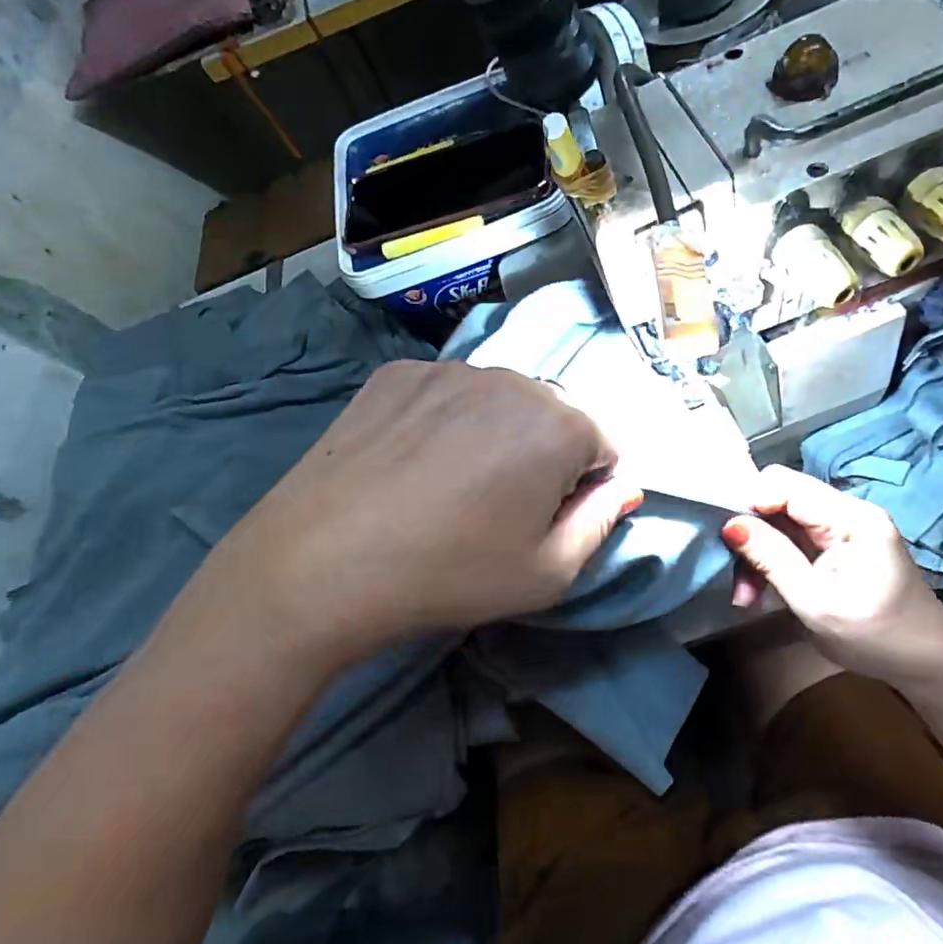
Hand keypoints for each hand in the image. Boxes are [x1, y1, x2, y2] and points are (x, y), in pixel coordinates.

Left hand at [188, 361, 643, 663]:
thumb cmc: (450, 574)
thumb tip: (622, 484)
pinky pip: (446, 391)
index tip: (543, 520)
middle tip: (495, 505)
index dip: (582, 488)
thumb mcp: (549, 573)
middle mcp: (513, 379)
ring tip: (448, 482)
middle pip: (552, 415)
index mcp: (560, 424)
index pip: (603, 445)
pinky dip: (445, 418)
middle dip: (542, 453)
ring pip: (499, 399)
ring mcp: (449, 369)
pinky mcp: (397, 372)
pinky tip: (411, 461)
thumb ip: (602, 521)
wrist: (320, 564)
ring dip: (495, 431)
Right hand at [721, 466, 942, 698]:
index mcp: (850, 517)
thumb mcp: (816, 603)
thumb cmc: (878, 638)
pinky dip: (774, 562)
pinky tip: (763, 591)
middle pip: (780, 500)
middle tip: (737, 582)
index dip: (749, 503)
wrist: (929, 667)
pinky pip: (794, 540)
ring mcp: (843, 528)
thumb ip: (772, 559)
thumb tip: (730, 524)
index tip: (725, 538)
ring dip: (759, 554)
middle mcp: (846, 512)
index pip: (785, 484)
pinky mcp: (838, 547)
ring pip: (782, 522)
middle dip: (751, 535)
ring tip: (747, 597)